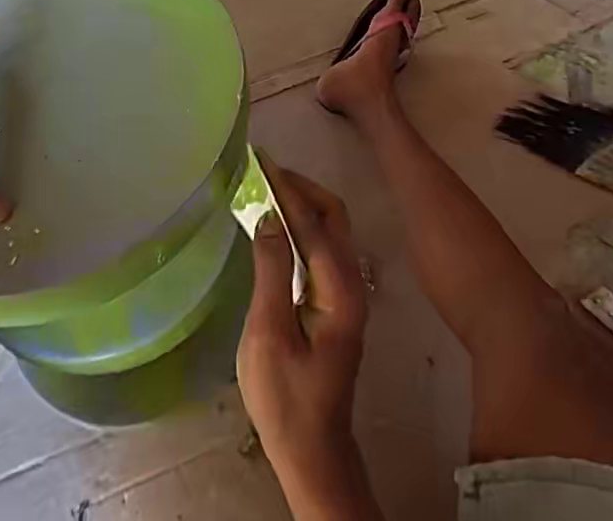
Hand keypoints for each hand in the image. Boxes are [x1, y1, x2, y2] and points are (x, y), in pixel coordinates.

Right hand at [238, 160, 377, 518]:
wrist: (313, 451)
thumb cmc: (285, 398)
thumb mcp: (269, 333)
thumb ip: (271, 271)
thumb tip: (267, 216)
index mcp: (340, 292)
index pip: (314, 224)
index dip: (286, 189)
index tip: (260, 161)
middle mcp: (352, 287)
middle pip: (334, 218)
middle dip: (299, 186)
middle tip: (261, 169)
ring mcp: (346, 295)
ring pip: (330, 231)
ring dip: (300, 202)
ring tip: (263, 185)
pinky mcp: (334, 303)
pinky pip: (320, 248)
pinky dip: (299, 225)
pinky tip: (274, 222)